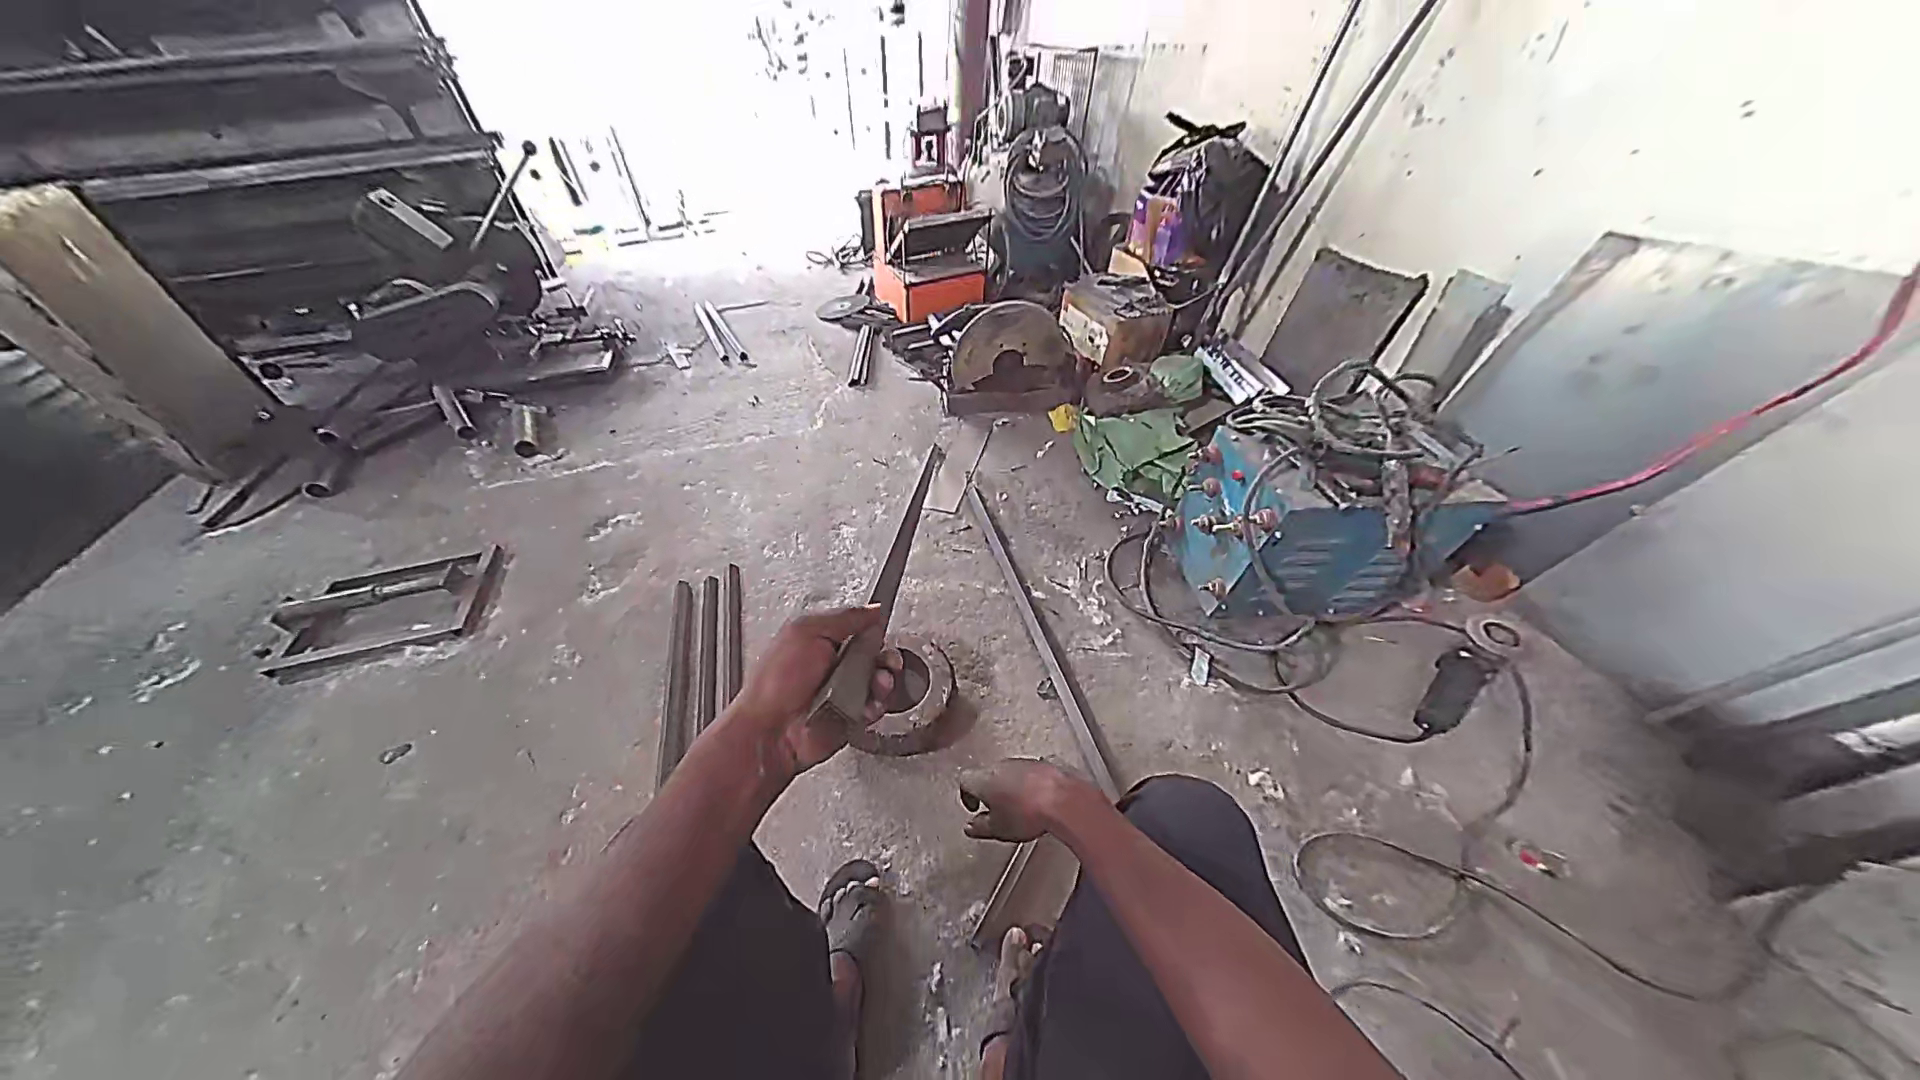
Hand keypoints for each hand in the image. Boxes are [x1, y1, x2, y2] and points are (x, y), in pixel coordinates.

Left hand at [732, 605, 902, 776]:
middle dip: (885, 657)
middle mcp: (834, 665)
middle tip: (884, 662)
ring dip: (883, 681)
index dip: (875, 631)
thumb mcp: (807, 632)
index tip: (881, 635)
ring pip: (880, 680)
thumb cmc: (775, 683)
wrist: (770, 732)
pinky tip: (867, 704)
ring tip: (876, 685)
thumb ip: (843, 618)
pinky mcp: (851, 715)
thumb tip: (873, 610)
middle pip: (876, 655)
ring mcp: (844, 691)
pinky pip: (876, 706)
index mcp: (822, 640)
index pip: (861, 629)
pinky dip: (877, 705)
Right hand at [958, 759, 1102, 841]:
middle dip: (990, 792)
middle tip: (996, 812)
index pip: (965, 780)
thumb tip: (972, 826)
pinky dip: (1031, 785)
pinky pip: (1031, 773)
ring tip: (1020, 809)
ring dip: (1011, 787)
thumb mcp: (998, 829)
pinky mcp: (1044, 764)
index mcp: (984, 779)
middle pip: (988, 774)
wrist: (1063, 800)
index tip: (975, 808)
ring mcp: (1024, 762)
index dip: (967, 795)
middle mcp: (1002, 765)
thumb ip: (980, 826)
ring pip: (1010, 772)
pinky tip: (1038, 802)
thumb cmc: (1028, 813)